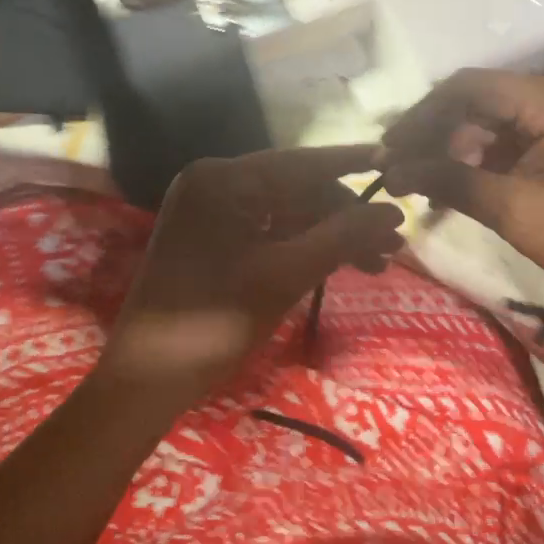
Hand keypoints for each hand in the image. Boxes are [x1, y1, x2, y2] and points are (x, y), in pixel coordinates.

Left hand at [100, 146, 402, 396]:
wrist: (146, 381)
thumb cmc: (215, 321)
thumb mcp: (288, 274)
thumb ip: (343, 236)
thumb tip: (395, 211)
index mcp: (223, 179)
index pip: (302, 162)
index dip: (352, 164)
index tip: (397, 162)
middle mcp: (214, 183)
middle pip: (297, 188)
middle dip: (346, 216)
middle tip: (393, 243)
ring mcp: (211, 210)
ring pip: (288, 211)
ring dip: (331, 234)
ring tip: (377, 263)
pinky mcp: (212, 237)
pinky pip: (269, 229)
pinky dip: (304, 246)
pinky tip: (341, 264)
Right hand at [380, 70, 543, 320]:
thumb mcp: (512, 209)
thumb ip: (450, 180)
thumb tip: (391, 171)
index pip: (473, 88)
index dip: (424, 115)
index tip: (389, 149)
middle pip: (479, 101)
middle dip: (435, 135)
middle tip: (395, 170)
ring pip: (489, 121)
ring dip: (452, 151)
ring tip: (414, 183)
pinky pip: (507, 139)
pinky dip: (477, 162)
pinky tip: (446, 186)